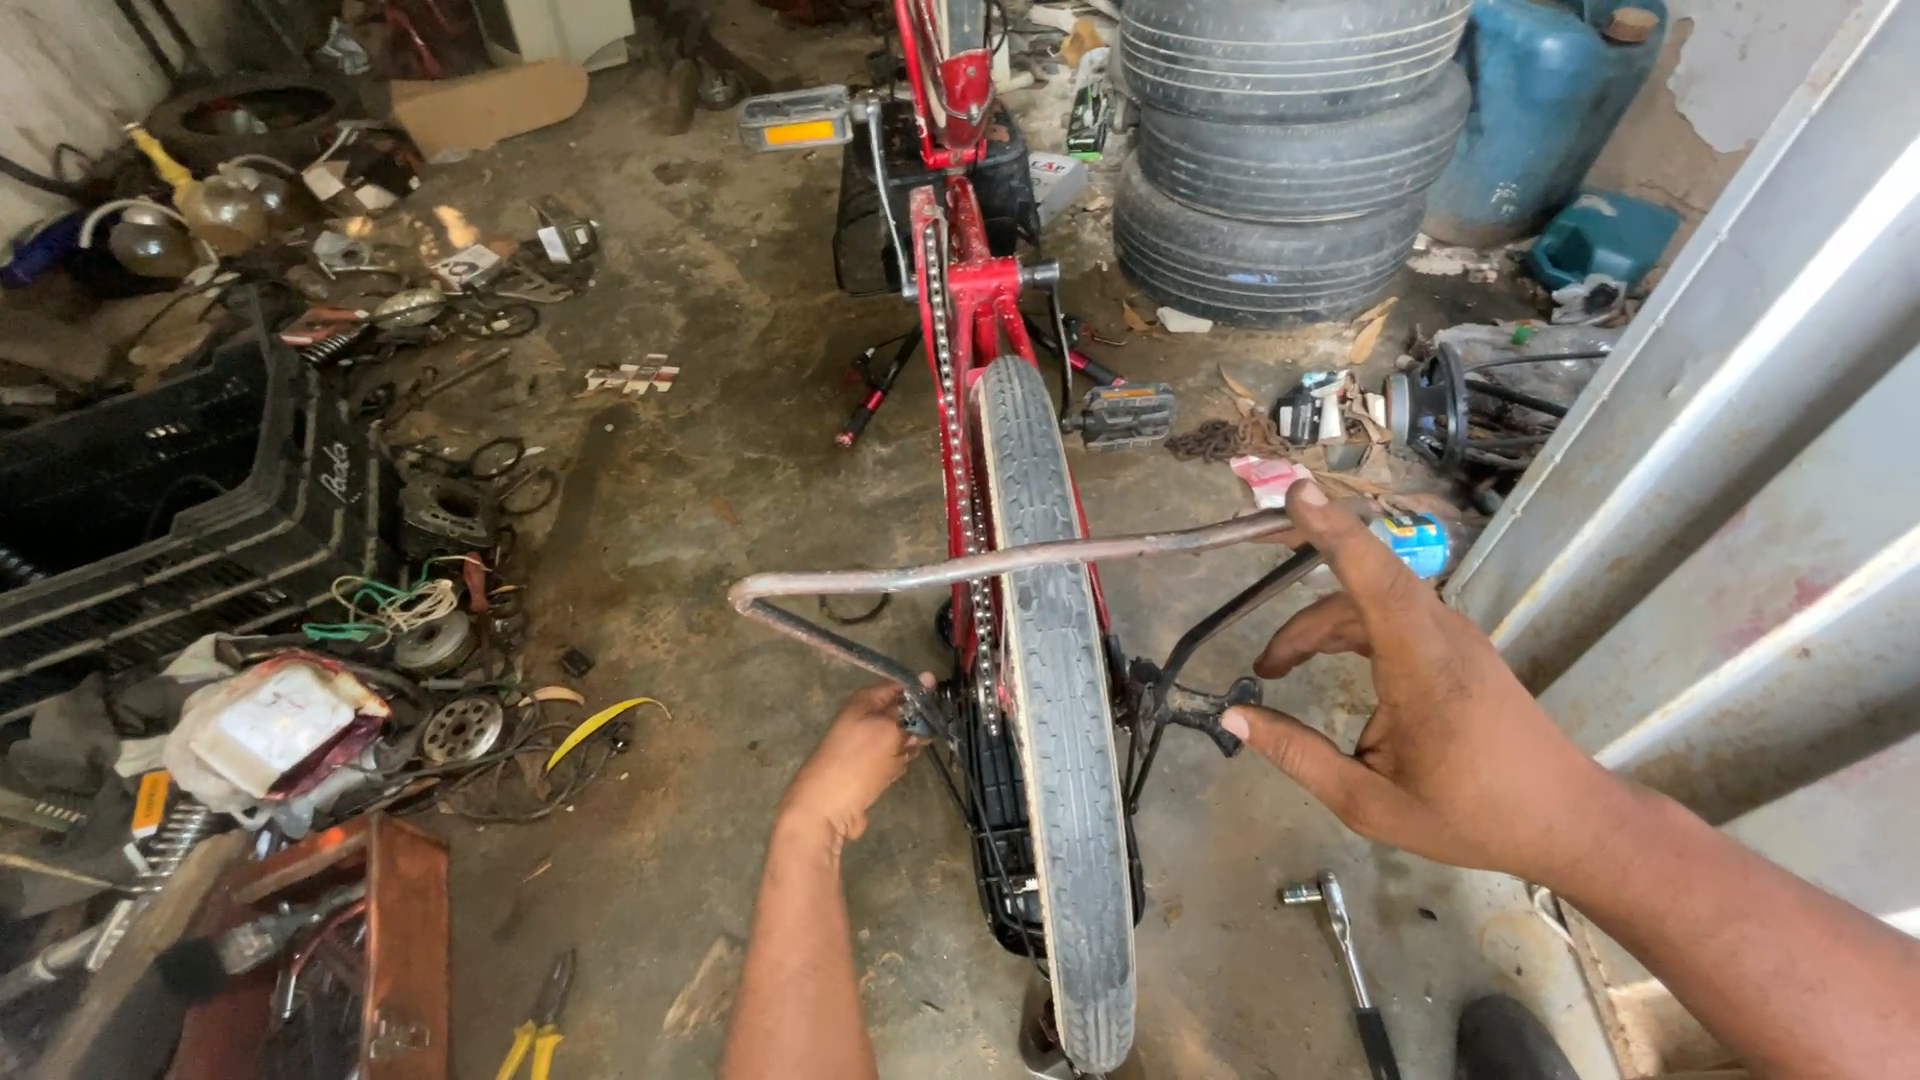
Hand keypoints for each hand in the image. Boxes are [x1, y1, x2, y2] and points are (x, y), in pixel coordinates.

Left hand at [778, 679, 926, 847]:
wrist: (824, 809)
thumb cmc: (856, 763)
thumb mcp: (887, 729)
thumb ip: (909, 707)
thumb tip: (929, 675)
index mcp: (864, 701)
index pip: (900, 686)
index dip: (920, 694)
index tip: (936, 707)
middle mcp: (863, 718)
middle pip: (902, 714)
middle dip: (912, 728)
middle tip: (910, 742)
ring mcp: (864, 744)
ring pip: (900, 739)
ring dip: (904, 750)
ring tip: (895, 762)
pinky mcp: (866, 767)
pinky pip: (892, 759)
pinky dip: (894, 767)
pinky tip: (889, 776)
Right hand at [1222, 480, 1638, 885]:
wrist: (1570, 821)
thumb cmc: (1472, 816)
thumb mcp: (1369, 803)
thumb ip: (1297, 755)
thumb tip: (1232, 716)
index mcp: (1425, 669)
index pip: (1376, 581)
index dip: (1333, 533)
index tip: (1298, 493)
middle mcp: (1443, 636)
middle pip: (1359, 589)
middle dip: (1302, 608)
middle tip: (1261, 650)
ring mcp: (1454, 636)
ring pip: (1370, 601)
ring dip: (1318, 627)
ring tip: (1277, 670)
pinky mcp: (1456, 645)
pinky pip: (1389, 613)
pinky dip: (1345, 628)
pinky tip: (1323, 660)